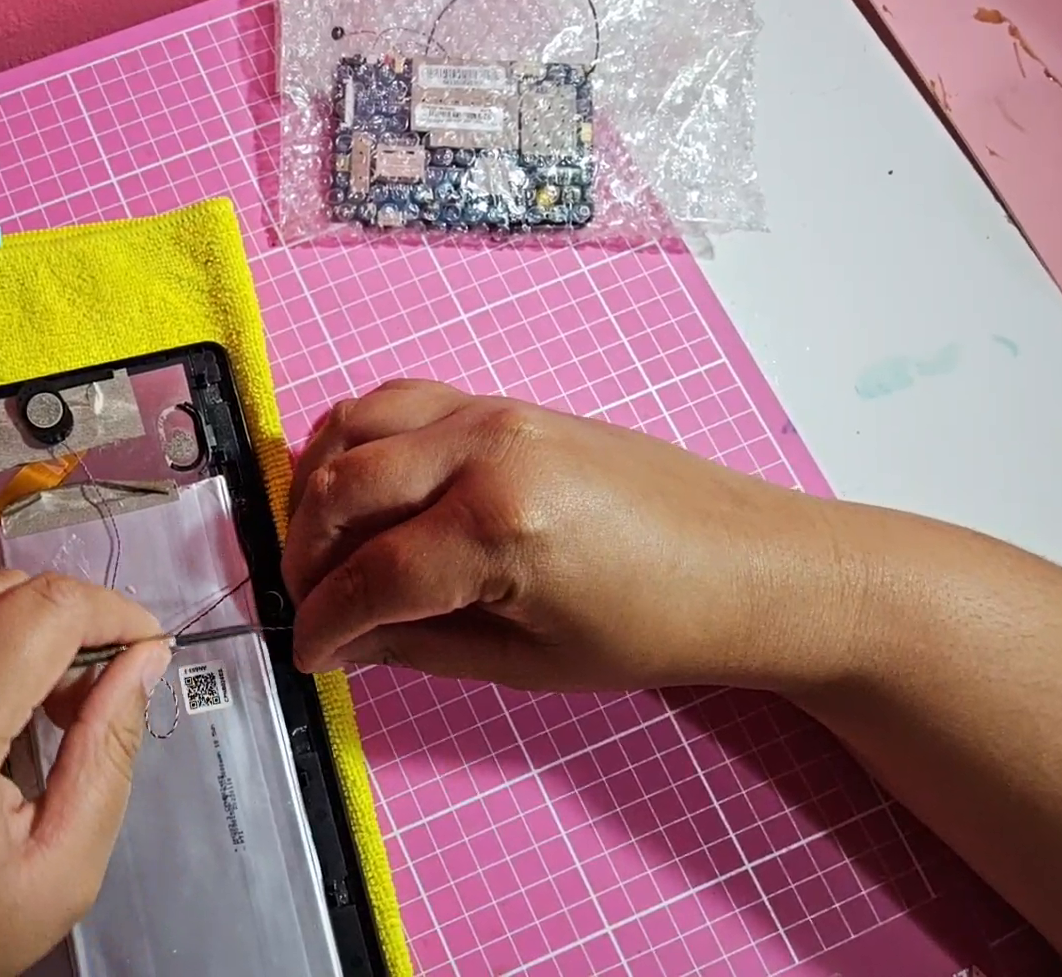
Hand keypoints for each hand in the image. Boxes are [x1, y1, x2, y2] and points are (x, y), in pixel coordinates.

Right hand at [283, 380, 857, 692]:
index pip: (371, 577)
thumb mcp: (526, 661)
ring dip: (314, 489)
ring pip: (351, 429)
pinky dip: (352, 439)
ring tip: (316, 540)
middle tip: (305, 599)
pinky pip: (394, 401)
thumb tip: (339, 645)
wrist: (758, 564)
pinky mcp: (496, 400)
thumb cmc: (654, 629)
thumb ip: (413, 645)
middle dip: (303, 556)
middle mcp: (480, 450)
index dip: (324, 621)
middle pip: (342, 492)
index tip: (304, 649)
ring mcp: (487, 411)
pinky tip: (353, 478)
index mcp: (497, 526)